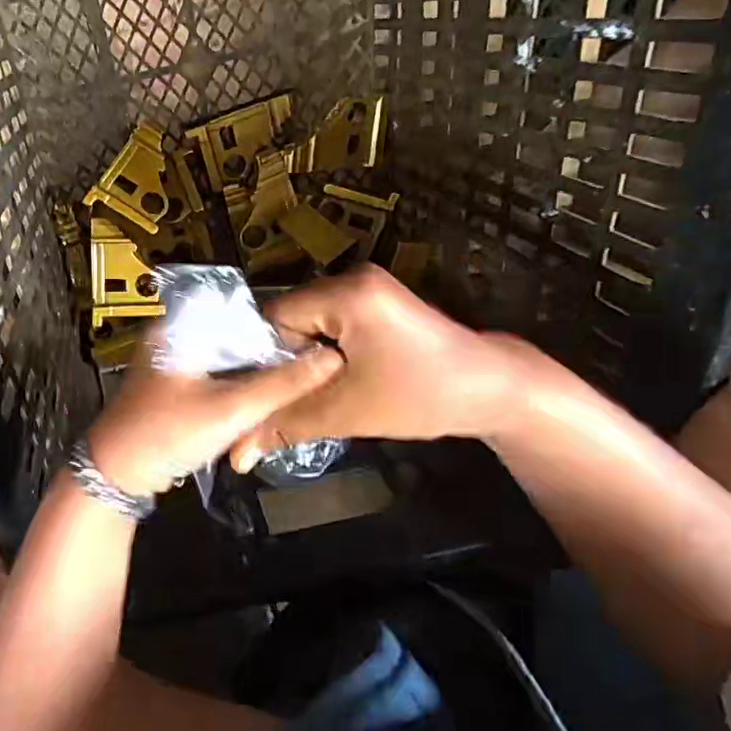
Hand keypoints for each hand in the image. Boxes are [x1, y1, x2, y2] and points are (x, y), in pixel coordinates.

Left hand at [86, 333, 342, 496]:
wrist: (117, 474)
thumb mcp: (230, 409)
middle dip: (270, 350)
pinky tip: (264, 396)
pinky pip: (216, 376)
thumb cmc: (167, 433)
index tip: (312, 341)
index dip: (277, 323)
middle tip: (310, 363)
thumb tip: (331, 359)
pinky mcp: (174, 386)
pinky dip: (238, 385)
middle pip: (235, 334)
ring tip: (295, 379)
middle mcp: (173, 335)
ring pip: (227, 357)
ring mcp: (172, 361)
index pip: (239, 309)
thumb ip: (282, 385)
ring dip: (256, 370)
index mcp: (179, 326)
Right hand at [234, 265, 530, 465]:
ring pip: (306, 321)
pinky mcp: (374, 298)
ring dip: (305, 357)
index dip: (266, 358)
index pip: (273, 317)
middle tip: (289, 397)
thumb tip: (235, 454)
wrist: (495, 390)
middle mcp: (350, 276)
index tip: (266, 393)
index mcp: (345, 291)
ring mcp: (364, 285)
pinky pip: (328, 321)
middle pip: (288, 317)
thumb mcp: (348, 413)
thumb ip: (285, 424)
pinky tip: (333, 376)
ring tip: (313, 390)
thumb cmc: (423, 397)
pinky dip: (324, 350)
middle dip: (286, 359)